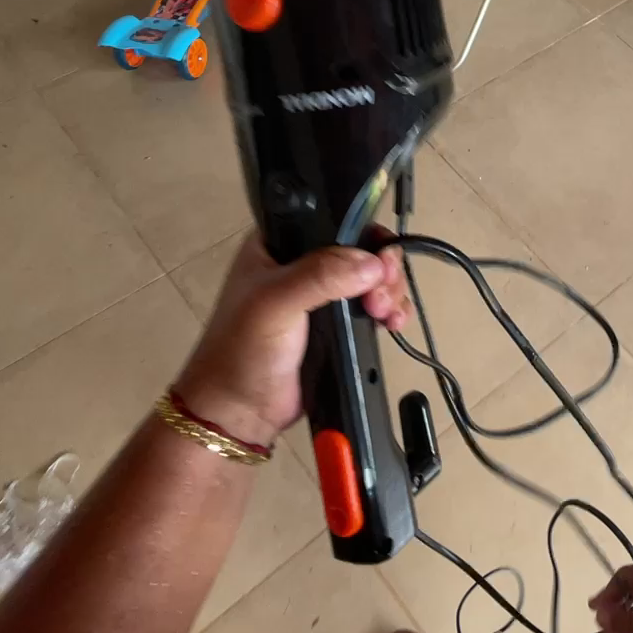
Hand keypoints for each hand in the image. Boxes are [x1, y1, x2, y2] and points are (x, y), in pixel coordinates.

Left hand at [172, 232, 410, 447]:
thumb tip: (375, 264)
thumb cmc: (243, 349)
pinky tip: (394, 324)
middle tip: (382, 297)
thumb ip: (321, 276)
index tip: (382, 258)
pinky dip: (392, 311)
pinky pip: (376, 307)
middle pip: (363, 249)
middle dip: (384, 269)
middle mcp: (305, 263)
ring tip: (387, 316)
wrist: (239, 412)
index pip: (334, 220)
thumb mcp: (275, 303)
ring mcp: (324, 296)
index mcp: (281, 244)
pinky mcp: (340, 325)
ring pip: (374, 277)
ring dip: (391, 292)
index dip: (365, 234)